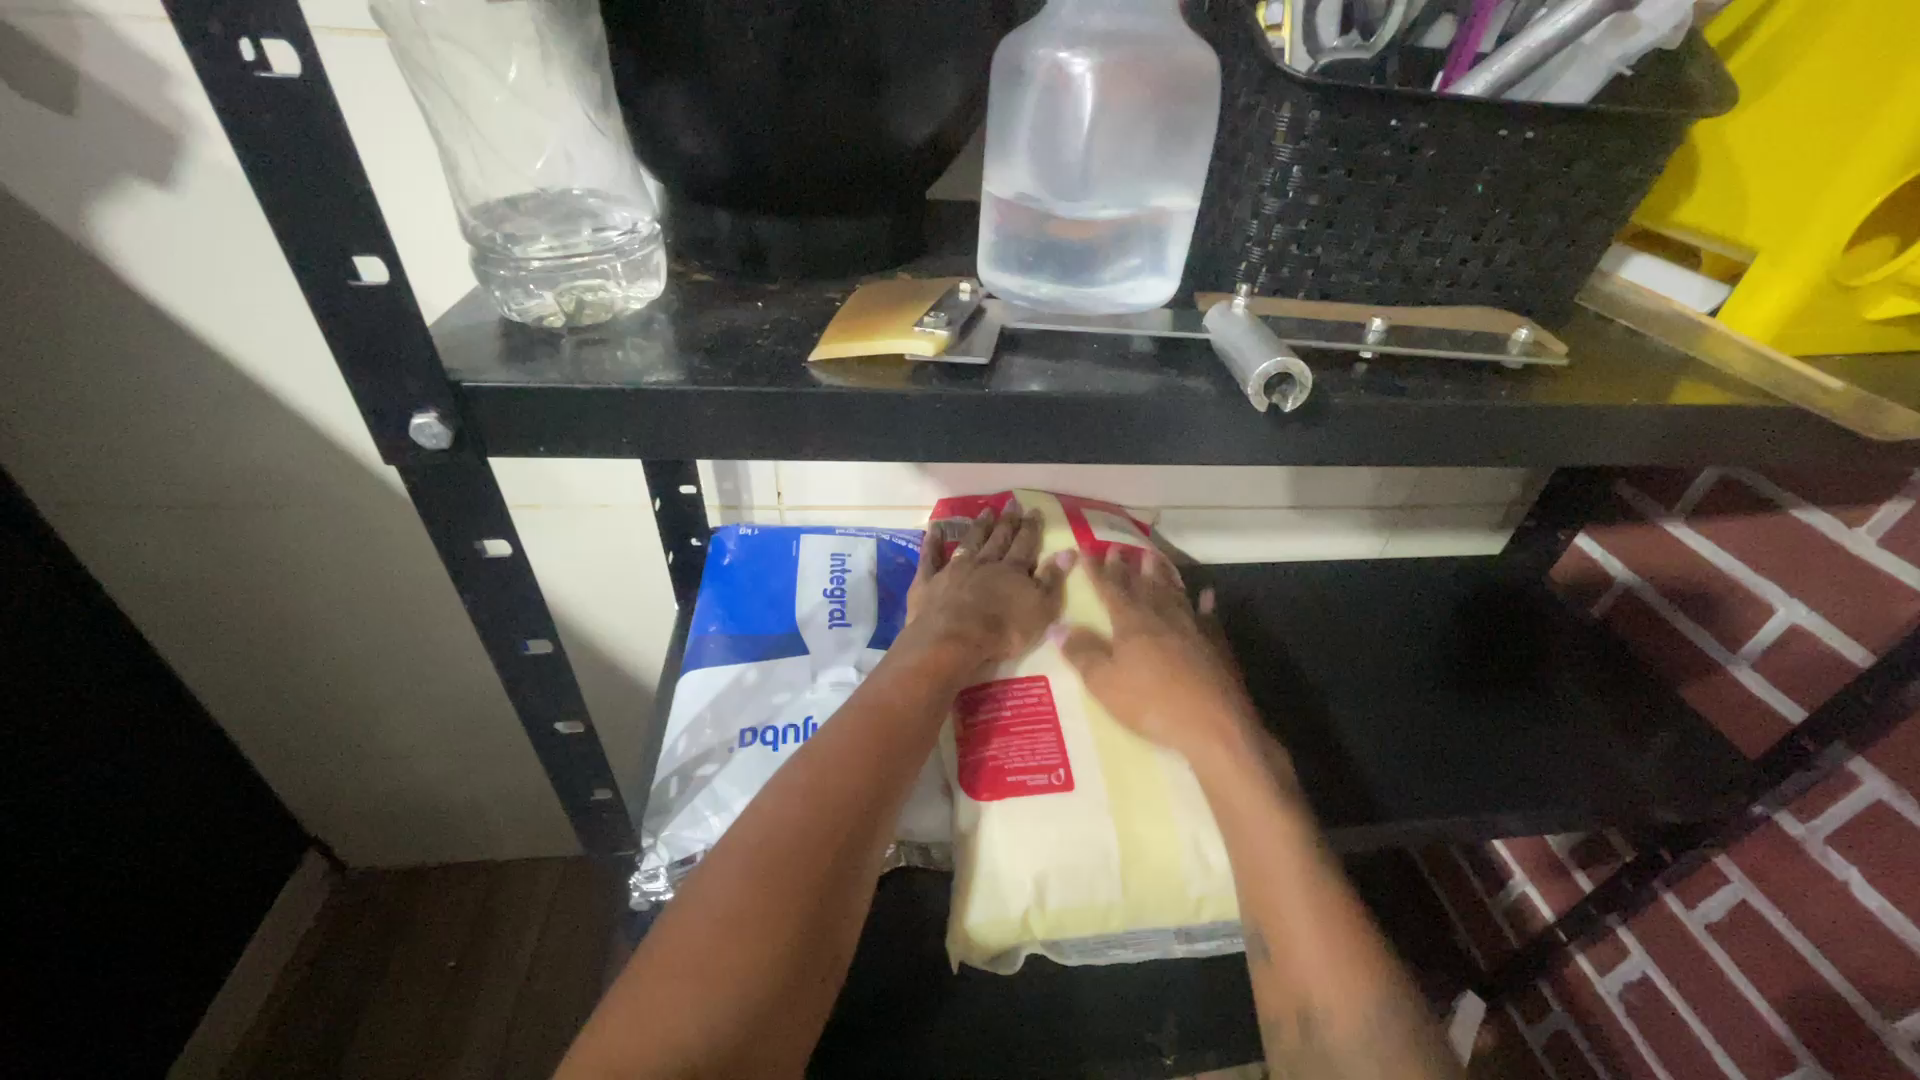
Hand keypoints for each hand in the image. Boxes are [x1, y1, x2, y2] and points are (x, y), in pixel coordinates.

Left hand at [904, 507, 1073, 667]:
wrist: (955, 641)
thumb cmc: (1004, 631)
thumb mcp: (1041, 609)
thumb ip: (1052, 580)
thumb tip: (1068, 551)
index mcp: (1012, 571)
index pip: (1025, 544)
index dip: (1031, 527)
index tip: (1034, 510)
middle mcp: (985, 563)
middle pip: (999, 538)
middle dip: (1007, 521)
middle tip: (1011, 503)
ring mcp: (955, 569)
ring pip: (970, 542)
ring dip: (978, 526)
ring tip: (986, 510)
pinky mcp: (929, 581)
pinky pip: (930, 557)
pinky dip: (932, 542)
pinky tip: (933, 529)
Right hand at [1060, 548, 1262, 763]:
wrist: (1213, 725)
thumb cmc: (1151, 704)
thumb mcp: (1104, 683)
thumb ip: (1082, 653)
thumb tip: (1058, 627)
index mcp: (1131, 623)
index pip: (1110, 589)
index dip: (1098, 570)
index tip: (1089, 549)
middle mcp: (1162, 617)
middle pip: (1143, 585)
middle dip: (1129, 567)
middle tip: (1121, 546)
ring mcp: (1192, 628)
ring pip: (1174, 593)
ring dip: (1162, 575)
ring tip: (1154, 558)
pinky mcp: (1216, 645)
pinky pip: (1208, 616)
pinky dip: (1206, 603)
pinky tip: (1206, 594)